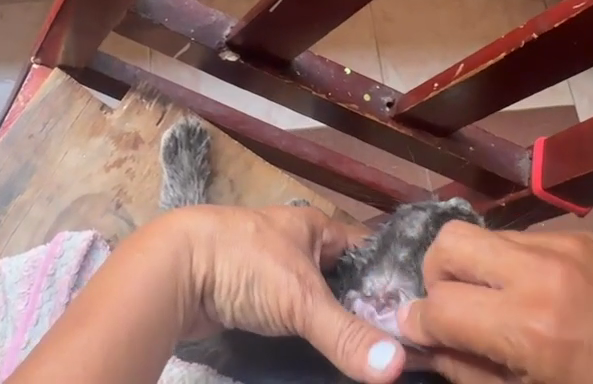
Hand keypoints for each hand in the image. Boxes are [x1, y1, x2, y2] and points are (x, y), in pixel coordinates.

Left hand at [162, 205, 411, 381]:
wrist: (175, 269)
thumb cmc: (246, 265)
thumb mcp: (302, 299)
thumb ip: (347, 334)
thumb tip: (400, 366)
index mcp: (314, 226)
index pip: (366, 249)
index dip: (389, 276)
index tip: (416, 311)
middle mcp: (296, 241)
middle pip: (341, 274)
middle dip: (362, 304)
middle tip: (395, 340)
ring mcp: (270, 267)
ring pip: (314, 294)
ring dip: (332, 319)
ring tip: (364, 351)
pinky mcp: (249, 293)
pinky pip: (289, 311)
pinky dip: (305, 329)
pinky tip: (321, 351)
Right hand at [397, 223, 592, 383]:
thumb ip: (468, 368)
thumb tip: (424, 339)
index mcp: (532, 326)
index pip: (440, 306)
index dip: (416, 322)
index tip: (412, 331)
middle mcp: (541, 271)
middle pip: (449, 243)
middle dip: (434, 276)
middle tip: (447, 307)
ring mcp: (562, 245)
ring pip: (482, 235)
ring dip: (472, 268)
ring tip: (489, 302)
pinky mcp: (578, 235)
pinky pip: (520, 239)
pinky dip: (510, 265)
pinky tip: (530, 294)